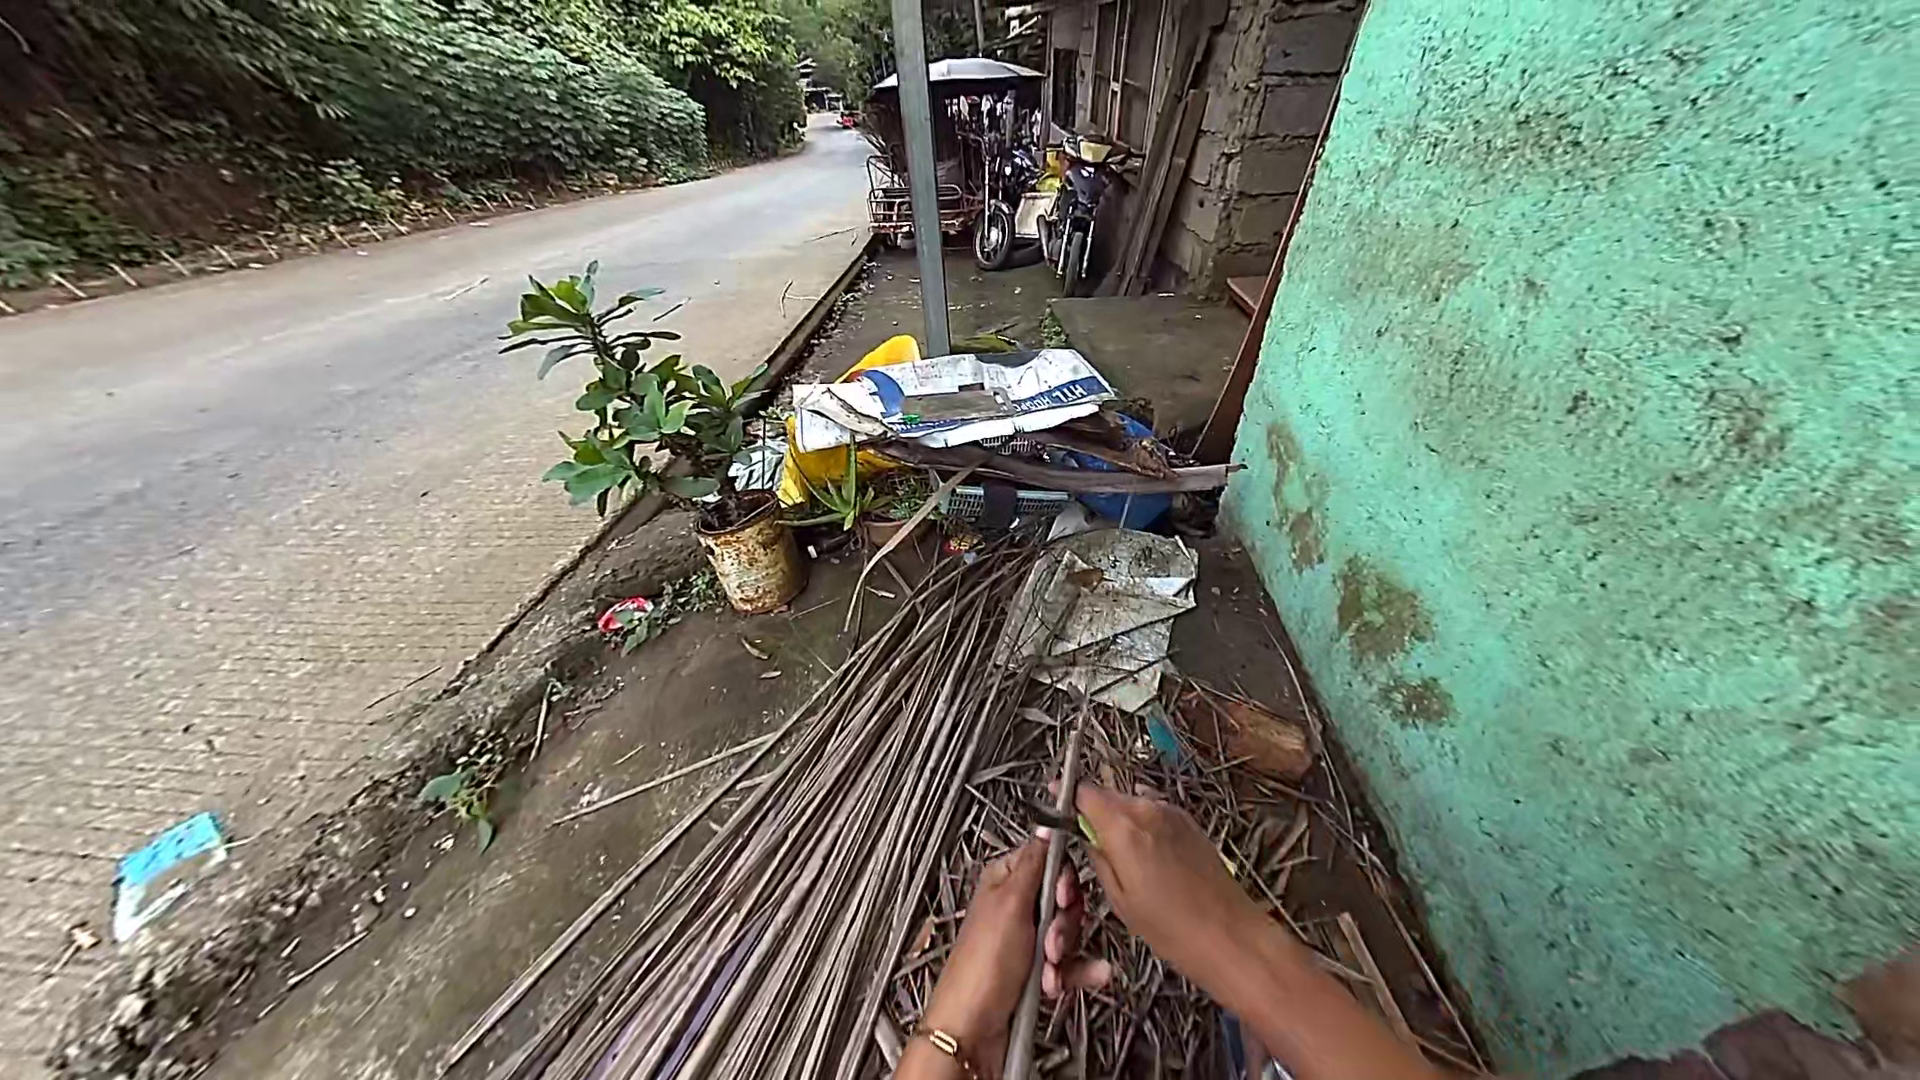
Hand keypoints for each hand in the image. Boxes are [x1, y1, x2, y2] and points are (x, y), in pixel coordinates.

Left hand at [913, 839, 1109, 1077]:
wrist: (973, 1031)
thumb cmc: (981, 966)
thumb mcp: (1011, 903)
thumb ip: (1034, 862)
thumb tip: (1046, 825)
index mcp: (1006, 878)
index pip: (1048, 859)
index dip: (1062, 878)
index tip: (1061, 896)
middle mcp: (1016, 903)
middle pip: (1062, 896)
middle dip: (1065, 921)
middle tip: (1051, 938)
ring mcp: (1027, 936)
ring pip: (1068, 930)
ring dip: (1069, 950)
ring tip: (1052, 967)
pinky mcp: (1037, 967)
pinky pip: (1070, 961)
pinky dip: (1079, 970)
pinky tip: (1089, 975)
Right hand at [1075, 783, 1268, 996]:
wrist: (1230, 935)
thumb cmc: (1172, 927)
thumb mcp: (1118, 899)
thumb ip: (1097, 856)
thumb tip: (1085, 834)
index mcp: (1123, 826)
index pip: (1084, 791)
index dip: (1066, 794)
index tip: (1055, 799)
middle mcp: (1146, 808)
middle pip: (1106, 794)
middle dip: (1093, 810)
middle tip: (1089, 838)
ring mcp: (1169, 811)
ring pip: (1130, 801)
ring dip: (1119, 817)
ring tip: (1124, 854)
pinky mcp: (1187, 819)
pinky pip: (1152, 810)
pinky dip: (1142, 823)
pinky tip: (1149, 855)